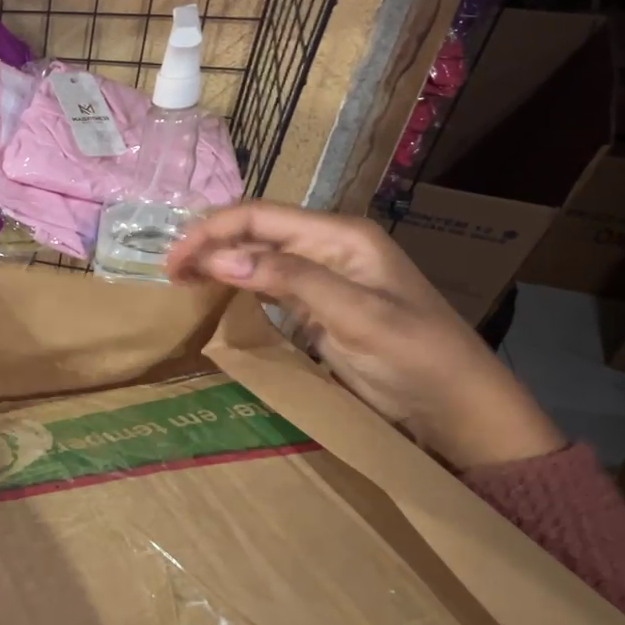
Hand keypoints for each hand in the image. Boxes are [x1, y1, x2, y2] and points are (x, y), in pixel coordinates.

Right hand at [166, 201, 563, 469]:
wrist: (456, 407)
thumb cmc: (417, 357)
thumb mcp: (356, 315)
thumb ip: (288, 280)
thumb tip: (217, 258)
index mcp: (340, 237)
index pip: (258, 217)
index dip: (210, 232)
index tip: (171, 263)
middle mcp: (326, 248)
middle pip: (252, 232)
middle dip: (207, 245)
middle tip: (168, 276)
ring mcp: (320, 278)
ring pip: (253, 257)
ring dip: (215, 265)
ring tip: (179, 285)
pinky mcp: (313, 307)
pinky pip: (262, 285)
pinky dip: (232, 288)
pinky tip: (211, 299)